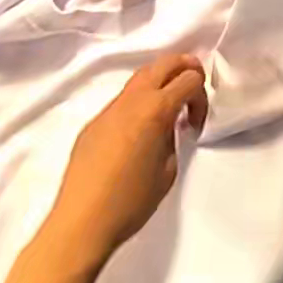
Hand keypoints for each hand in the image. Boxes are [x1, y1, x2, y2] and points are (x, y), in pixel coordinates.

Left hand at [50, 54, 207, 252]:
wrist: (82, 221)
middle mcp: (134, 98)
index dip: (200, 96)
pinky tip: (138, 130)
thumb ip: (172, 138)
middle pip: (166, 62)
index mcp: (156, 109)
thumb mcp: (168, 170)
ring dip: (161, 80)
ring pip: (142, 74)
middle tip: (193, 89)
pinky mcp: (95, 121)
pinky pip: (123, 98)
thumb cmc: (131, 201)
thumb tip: (167, 128)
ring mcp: (111, 107)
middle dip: (185, 68)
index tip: (195, 122)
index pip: (190, 79)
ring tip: (167, 106)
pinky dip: (139, 101)